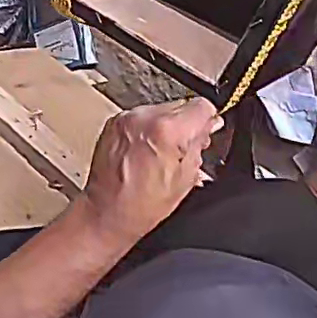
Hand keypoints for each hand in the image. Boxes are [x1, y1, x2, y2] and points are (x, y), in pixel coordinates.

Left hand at [75, 98, 221, 245]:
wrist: (107, 212)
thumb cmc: (141, 205)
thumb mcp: (186, 179)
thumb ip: (200, 146)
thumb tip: (209, 125)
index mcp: (167, 130)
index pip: (201, 106)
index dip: (208, 122)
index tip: (206, 132)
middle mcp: (145, 117)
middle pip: (181, 106)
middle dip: (186, 126)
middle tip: (182, 151)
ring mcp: (127, 118)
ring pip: (162, 110)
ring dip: (166, 127)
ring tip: (160, 154)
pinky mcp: (115, 121)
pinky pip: (142, 116)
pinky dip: (147, 129)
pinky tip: (145, 151)